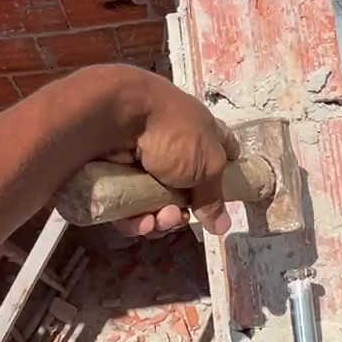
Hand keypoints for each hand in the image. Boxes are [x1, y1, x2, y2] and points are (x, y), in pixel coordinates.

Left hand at [103, 69, 239, 236]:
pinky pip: (129, 208)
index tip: (226, 195)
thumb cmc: (173, 133)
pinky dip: (137, 219)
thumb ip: (214, 196)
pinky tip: (142, 222)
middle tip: (178, 216)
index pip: (222, 150)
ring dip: (161, 219)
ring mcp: (142, 163)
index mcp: (200, 133)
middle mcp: (173, 147)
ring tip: (159, 220)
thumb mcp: (207, 165)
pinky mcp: (114, 179)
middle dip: (183, 211)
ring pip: (157, 204)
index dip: (227, 171)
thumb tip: (223, 226)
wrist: (114, 115)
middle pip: (186, 192)